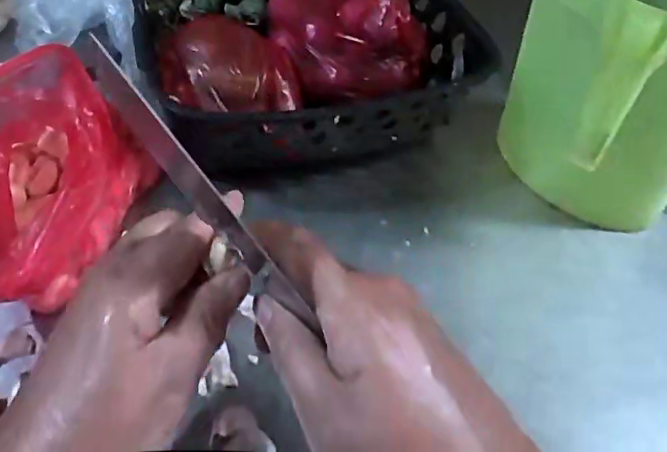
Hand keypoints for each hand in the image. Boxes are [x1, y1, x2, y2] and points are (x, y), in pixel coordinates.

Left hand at [0, 208, 250, 451]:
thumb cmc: (111, 420)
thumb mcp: (173, 374)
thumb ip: (210, 313)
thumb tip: (242, 268)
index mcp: (133, 275)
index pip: (191, 228)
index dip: (225, 227)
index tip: (254, 236)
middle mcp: (112, 262)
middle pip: (169, 226)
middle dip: (205, 237)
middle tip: (235, 272)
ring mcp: (97, 279)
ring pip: (153, 241)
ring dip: (185, 252)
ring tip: (213, 288)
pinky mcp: (92, 300)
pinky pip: (138, 262)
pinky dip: (165, 268)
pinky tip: (180, 302)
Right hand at [250, 222, 535, 451]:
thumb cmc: (388, 439)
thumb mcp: (322, 408)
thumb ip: (289, 346)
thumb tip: (266, 299)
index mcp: (354, 299)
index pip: (304, 247)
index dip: (271, 234)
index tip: (242, 235)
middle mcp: (383, 287)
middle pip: (324, 272)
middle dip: (289, 290)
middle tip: (262, 334)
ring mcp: (409, 303)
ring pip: (347, 292)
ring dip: (318, 310)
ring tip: (301, 358)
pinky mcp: (424, 324)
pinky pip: (372, 308)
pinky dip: (346, 322)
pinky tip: (343, 365)